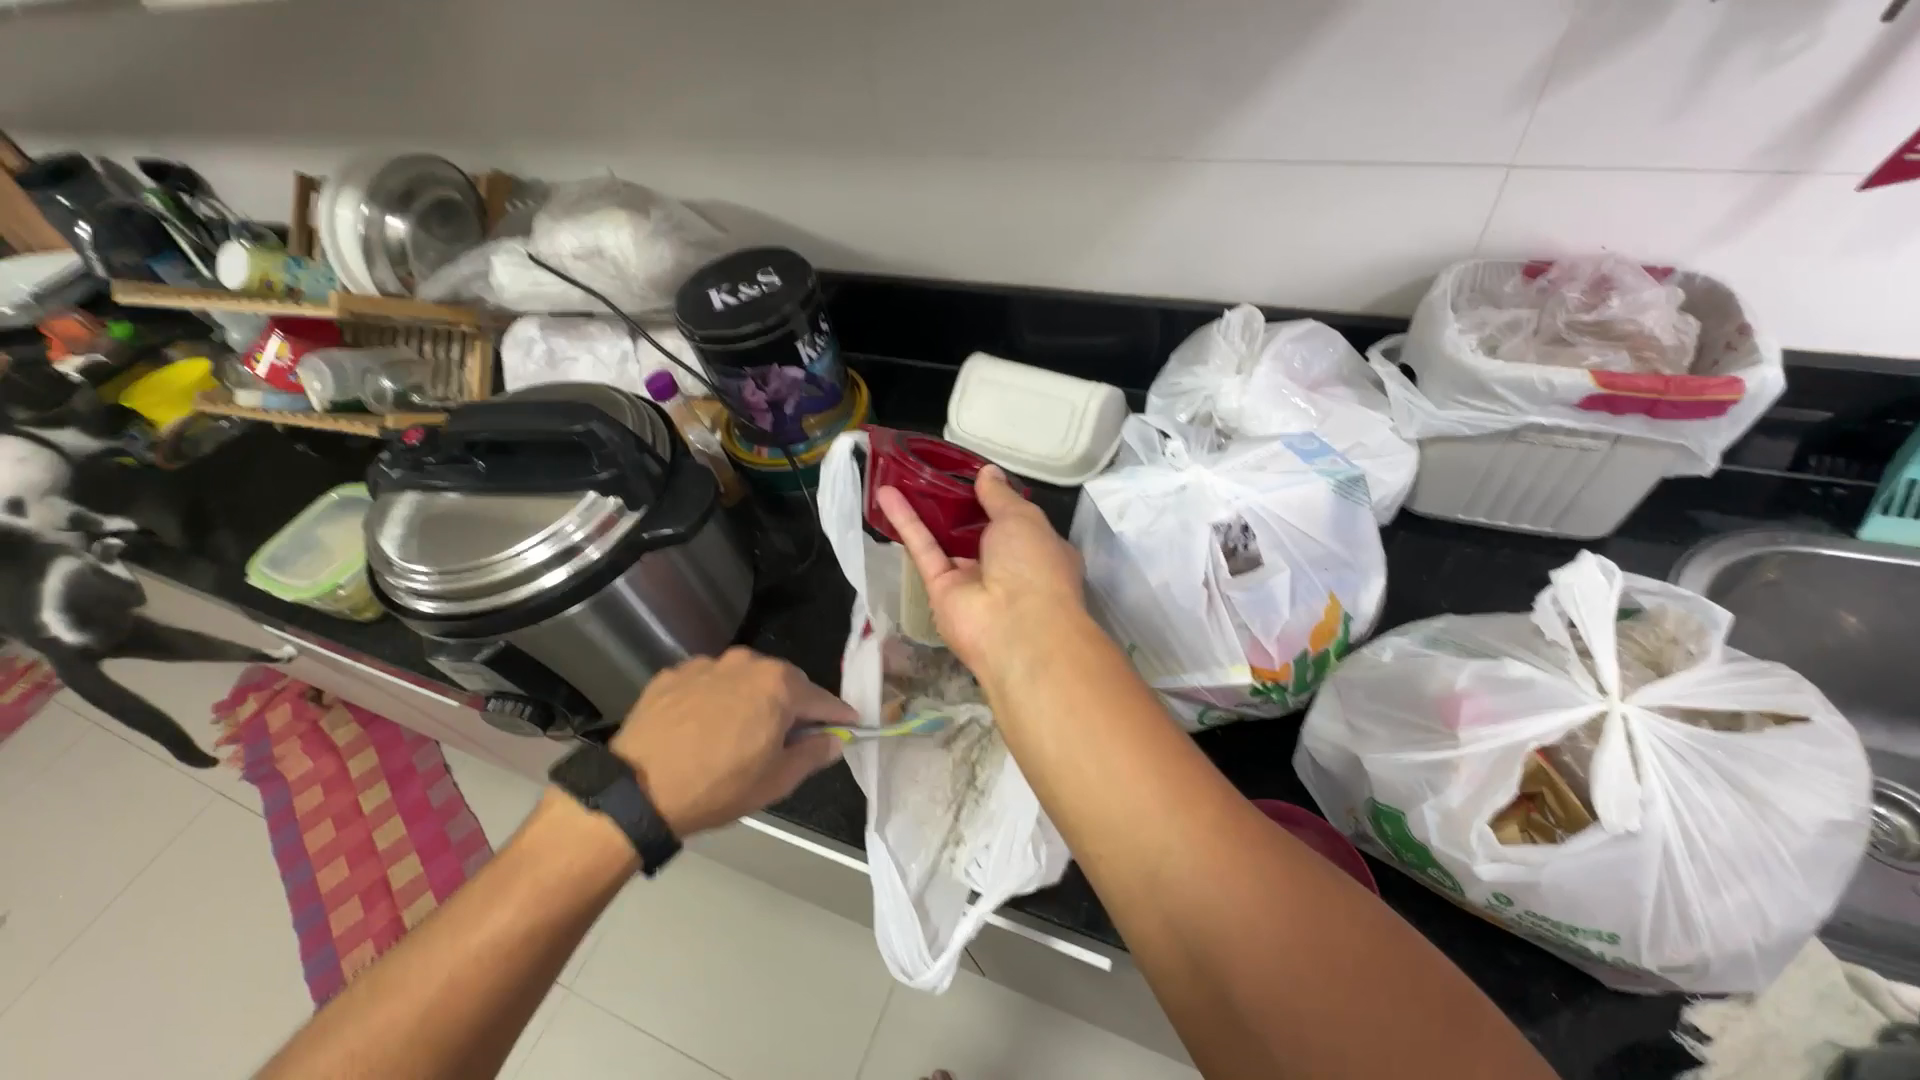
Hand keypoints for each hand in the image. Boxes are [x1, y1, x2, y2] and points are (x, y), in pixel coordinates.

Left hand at [607, 649, 854, 836]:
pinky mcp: (673, 674)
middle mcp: (747, 662)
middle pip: (784, 683)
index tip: (847, 727)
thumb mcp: (776, 780)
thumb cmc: (717, 787)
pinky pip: (708, 683)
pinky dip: (715, 699)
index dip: (838, 716)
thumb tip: (834, 739)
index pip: (823, 699)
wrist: (636, 790)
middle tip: (787, 739)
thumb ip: (814, 754)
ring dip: (752, 699)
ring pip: (744, 679)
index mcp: (780, 685)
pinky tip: (703, 728)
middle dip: (792, 706)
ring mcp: (707, 664)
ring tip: (740, 733)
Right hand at [876, 464, 1085, 683]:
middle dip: (958, 503)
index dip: (997, 498)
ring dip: (926, 509)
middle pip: (976, 531)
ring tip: (903, 475)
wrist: (1017, 629)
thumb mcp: (1024, 517)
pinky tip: (886, 494)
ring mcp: (972, 580)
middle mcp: (1006, 567)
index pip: (1016, 521)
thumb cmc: (1034, 565)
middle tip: (934, 469)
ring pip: (946, 538)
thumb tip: (987, 473)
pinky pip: (923, 549)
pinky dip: (906, 522)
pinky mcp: (941, 589)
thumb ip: (1000, 495)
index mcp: (1037, 550)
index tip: (976, 474)